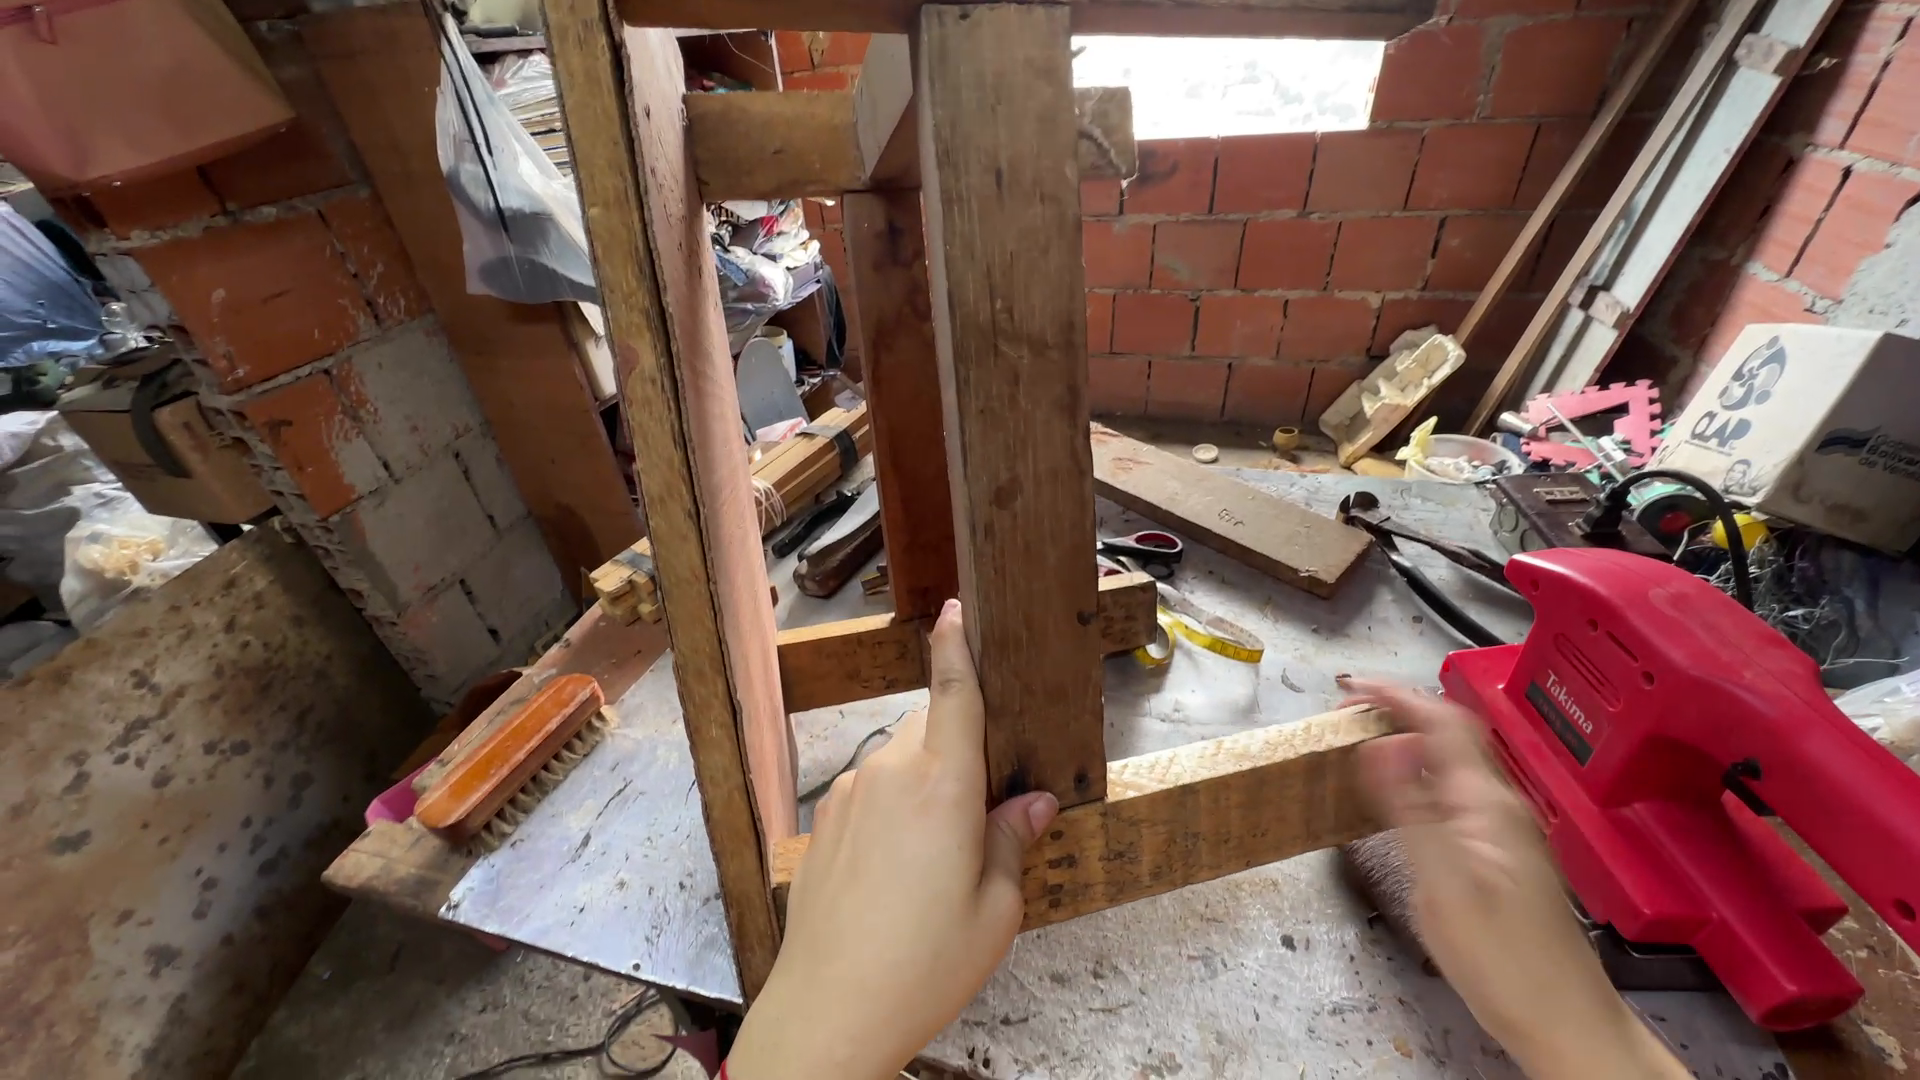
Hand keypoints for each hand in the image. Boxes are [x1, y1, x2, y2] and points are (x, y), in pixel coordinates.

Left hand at [727, 600, 1058, 1079]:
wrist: (827, 1010)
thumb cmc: (924, 964)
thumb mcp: (995, 911)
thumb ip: (1013, 841)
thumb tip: (1035, 803)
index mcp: (942, 785)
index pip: (953, 693)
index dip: (956, 646)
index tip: (955, 609)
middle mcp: (890, 773)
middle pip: (932, 728)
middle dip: (960, 750)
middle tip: (979, 814)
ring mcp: (850, 793)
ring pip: (902, 760)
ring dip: (926, 783)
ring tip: (934, 858)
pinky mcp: (825, 816)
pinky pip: (872, 789)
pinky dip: (893, 806)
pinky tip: (895, 869)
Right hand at [1344, 681, 1687, 1079]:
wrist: (1567, 1026)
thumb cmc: (1501, 960)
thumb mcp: (1442, 882)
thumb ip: (1410, 806)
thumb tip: (1383, 742)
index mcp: (1486, 803)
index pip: (1442, 723)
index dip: (1396, 695)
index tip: (1349, 687)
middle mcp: (1499, 804)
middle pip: (1450, 734)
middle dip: (1398, 709)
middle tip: (1346, 712)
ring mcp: (1501, 827)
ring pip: (1451, 759)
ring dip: (1406, 736)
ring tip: (1360, 739)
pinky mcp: (1496, 849)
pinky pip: (1451, 787)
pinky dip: (1415, 769)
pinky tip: (1394, 790)